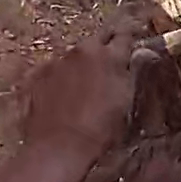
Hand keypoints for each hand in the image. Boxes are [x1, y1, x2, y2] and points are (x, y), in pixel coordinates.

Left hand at [20, 11, 158, 161]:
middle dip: (105, 47)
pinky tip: (63, 93)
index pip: (124, 34)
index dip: (129, 37)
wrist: (58, 146)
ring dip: (83, 62)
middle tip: (110, 62)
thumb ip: (131, 72)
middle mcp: (84, 50)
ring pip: (76, 53)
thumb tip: (140, 54)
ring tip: (85, 84)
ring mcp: (60, 59)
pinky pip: (56, 67)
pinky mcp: (40, 73)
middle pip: (99, 39)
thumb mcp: (125, 101)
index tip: (132, 41)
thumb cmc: (100, 128)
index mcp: (110, 55)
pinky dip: (62, 75)